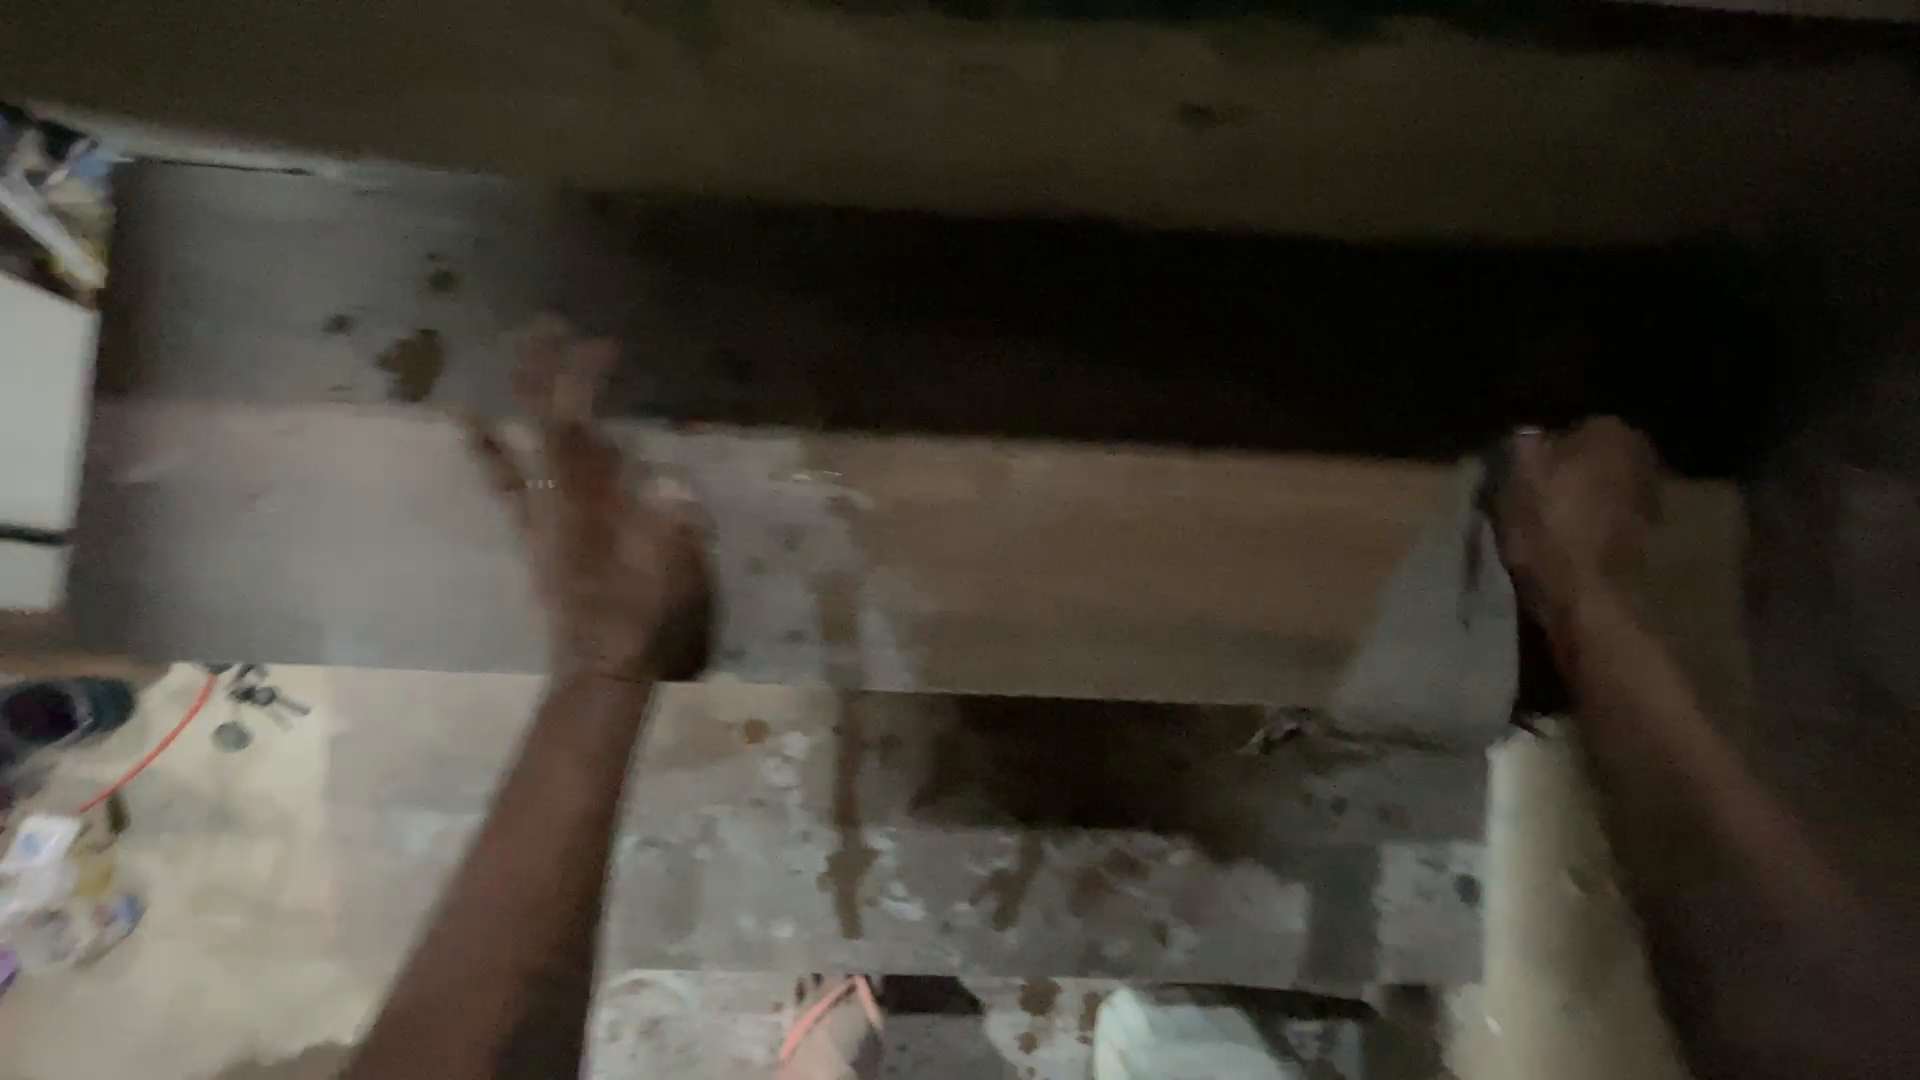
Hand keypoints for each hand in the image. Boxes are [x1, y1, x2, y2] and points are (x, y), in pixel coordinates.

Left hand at [460, 317, 713, 682]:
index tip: (605, 345)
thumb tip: (673, 485)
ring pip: (521, 439)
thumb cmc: (643, 618)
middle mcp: (555, 494)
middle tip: (554, 324)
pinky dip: (484, 446)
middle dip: (546, 367)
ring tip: (527, 350)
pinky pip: (504, 480)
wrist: (600, 663)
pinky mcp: (533, 529)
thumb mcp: (675, 571)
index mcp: (589, 499)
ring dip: (524, 392)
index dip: (585, 378)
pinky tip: (467, 417)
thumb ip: (674, 525)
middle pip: (542, 417)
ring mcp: (538, 510)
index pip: (579, 422)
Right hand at [1497, 416, 1662, 628]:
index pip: (1570, 427)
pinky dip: (1591, 520)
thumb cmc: (1545, 524)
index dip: (1542, 448)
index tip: (1519, 470)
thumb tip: (1529, 431)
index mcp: (1611, 432)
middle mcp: (1643, 454)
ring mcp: (1651, 494)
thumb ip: (1523, 443)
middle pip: (1591, 456)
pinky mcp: (1649, 529)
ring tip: (1545, 518)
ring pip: (1602, 484)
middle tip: (1530, 492)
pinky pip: (1610, 513)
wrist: (1584, 590)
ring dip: (1579, 496)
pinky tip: (1566, 537)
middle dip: (1566, 470)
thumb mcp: (1516, 475)